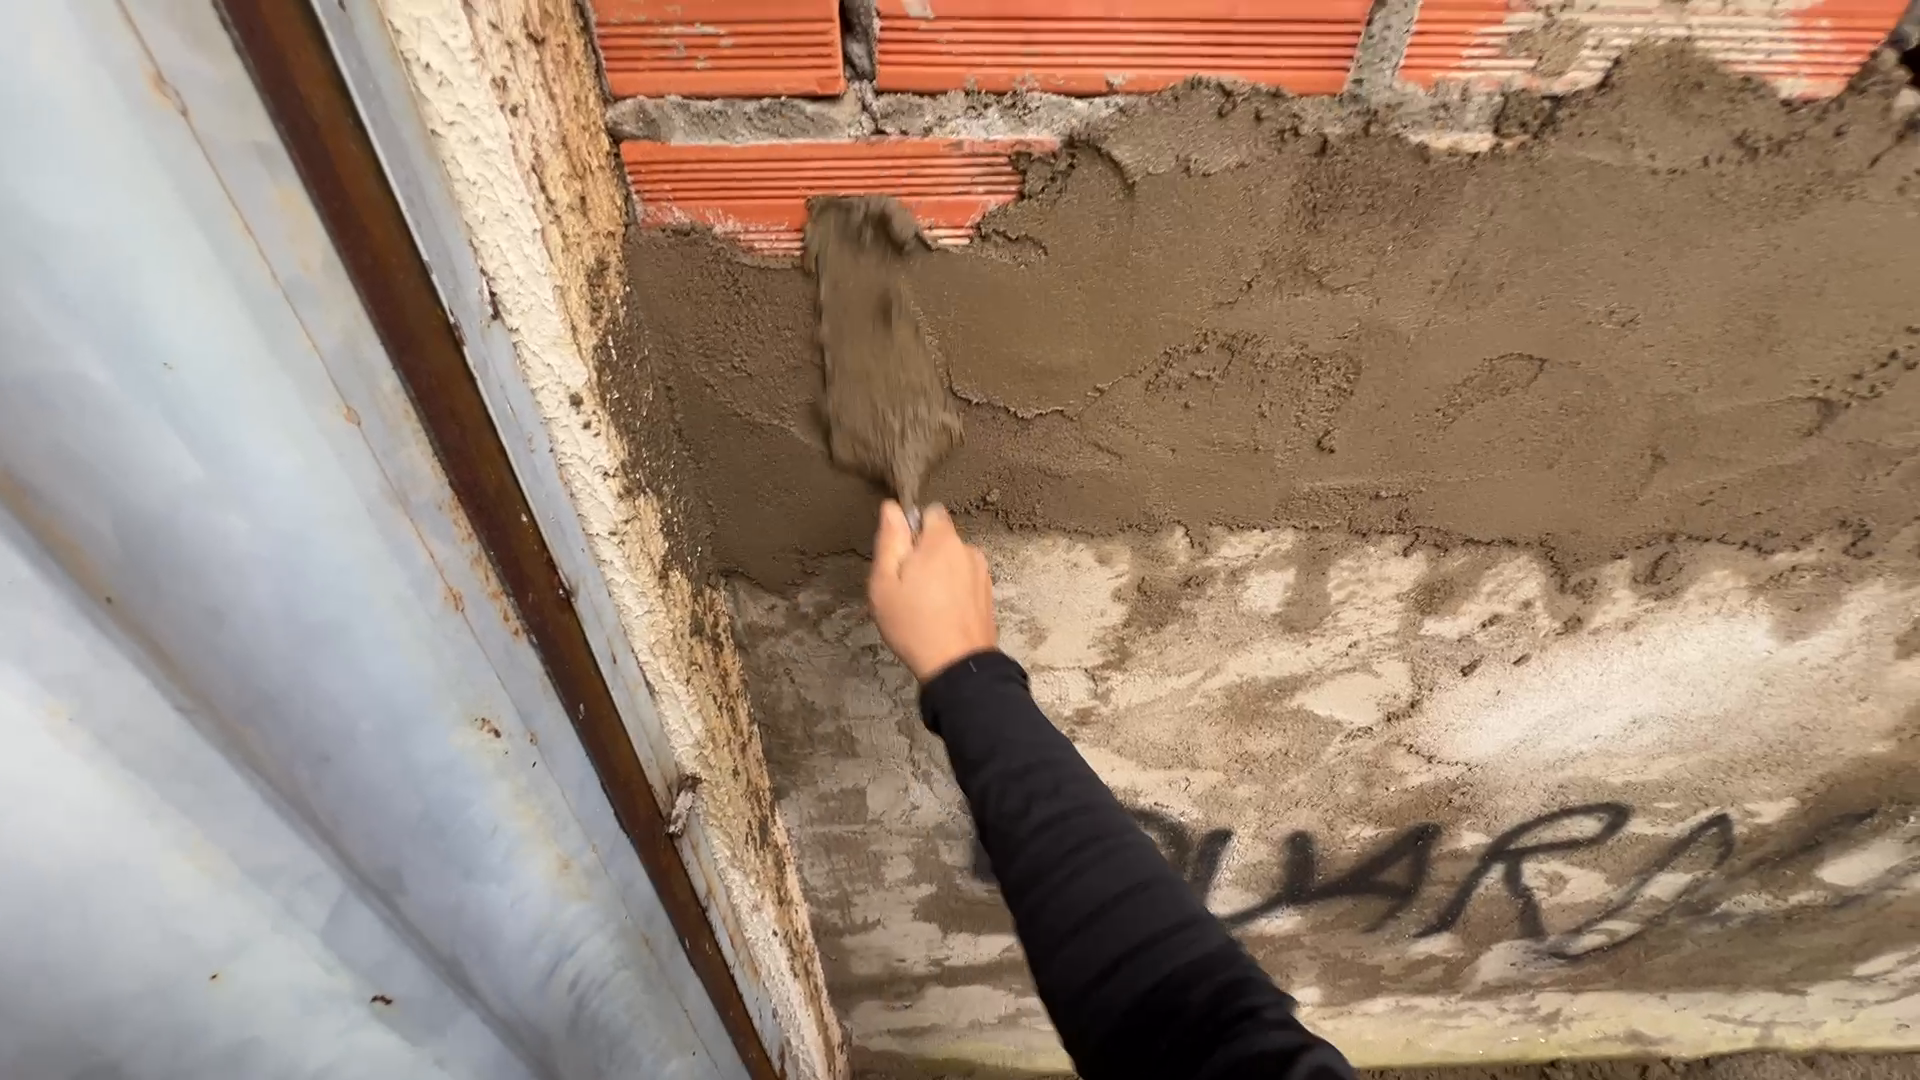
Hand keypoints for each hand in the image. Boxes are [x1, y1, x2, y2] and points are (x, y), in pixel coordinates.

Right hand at [868, 501, 998, 681]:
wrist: (956, 665)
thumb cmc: (915, 625)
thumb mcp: (885, 582)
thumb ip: (889, 540)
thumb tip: (892, 509)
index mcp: (942, 541)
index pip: (930, 512)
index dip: (912, 529)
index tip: (901, 554)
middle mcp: (967, 550)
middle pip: (941, 538)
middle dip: (924, 554)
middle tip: (907, 586)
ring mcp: (981, 573)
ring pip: (953, 561)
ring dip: (939, 573)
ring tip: (924, 604)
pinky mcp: (987, 593)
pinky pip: (965, 580)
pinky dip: (953, 590)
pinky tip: (941, 614)